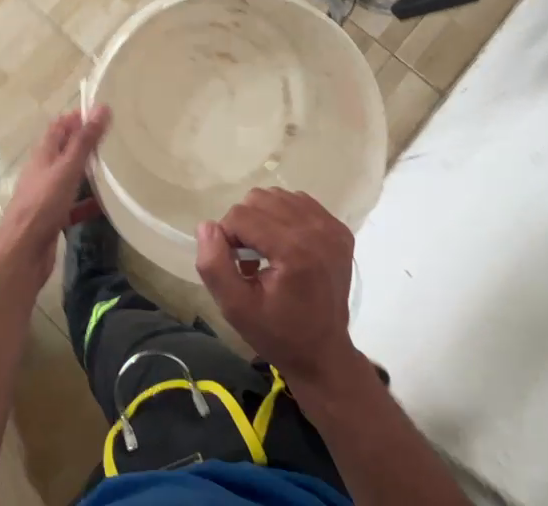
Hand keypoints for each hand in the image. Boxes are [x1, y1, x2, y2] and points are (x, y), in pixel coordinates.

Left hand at [0, 107, 111, 275]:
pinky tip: (106, 204)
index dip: (77, 117)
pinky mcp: (53, 217)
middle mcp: (43, 172)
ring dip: (88, 171)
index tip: (102, 111)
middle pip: (64, 151)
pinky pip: (74, 204)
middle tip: (114, 137)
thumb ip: (84, 141)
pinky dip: (88, 202)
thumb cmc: (43, 205)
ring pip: (70, 177)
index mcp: (42, 155)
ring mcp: (47, 195)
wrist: (23, 252)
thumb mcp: (66, 169)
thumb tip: (101, 108)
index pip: (59, 127)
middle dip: (85, 142)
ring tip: (114, 166)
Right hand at [195, 188, 359, 383]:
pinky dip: (283, 217)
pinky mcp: (340, 230)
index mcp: (294, 250)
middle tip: (249, 259)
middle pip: (259, 199)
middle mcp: (318, 230)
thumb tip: (207, 226)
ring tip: (266, 252)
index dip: (227, 237)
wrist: (323, 352)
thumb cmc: (277, 333)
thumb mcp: (235, 307)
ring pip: (278, 196)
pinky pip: (299, 202)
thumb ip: (214, 265)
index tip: (234, 266)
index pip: (241, 215)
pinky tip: (284, 245)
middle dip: (244, 225)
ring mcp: (332, 228)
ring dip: (263, 218)